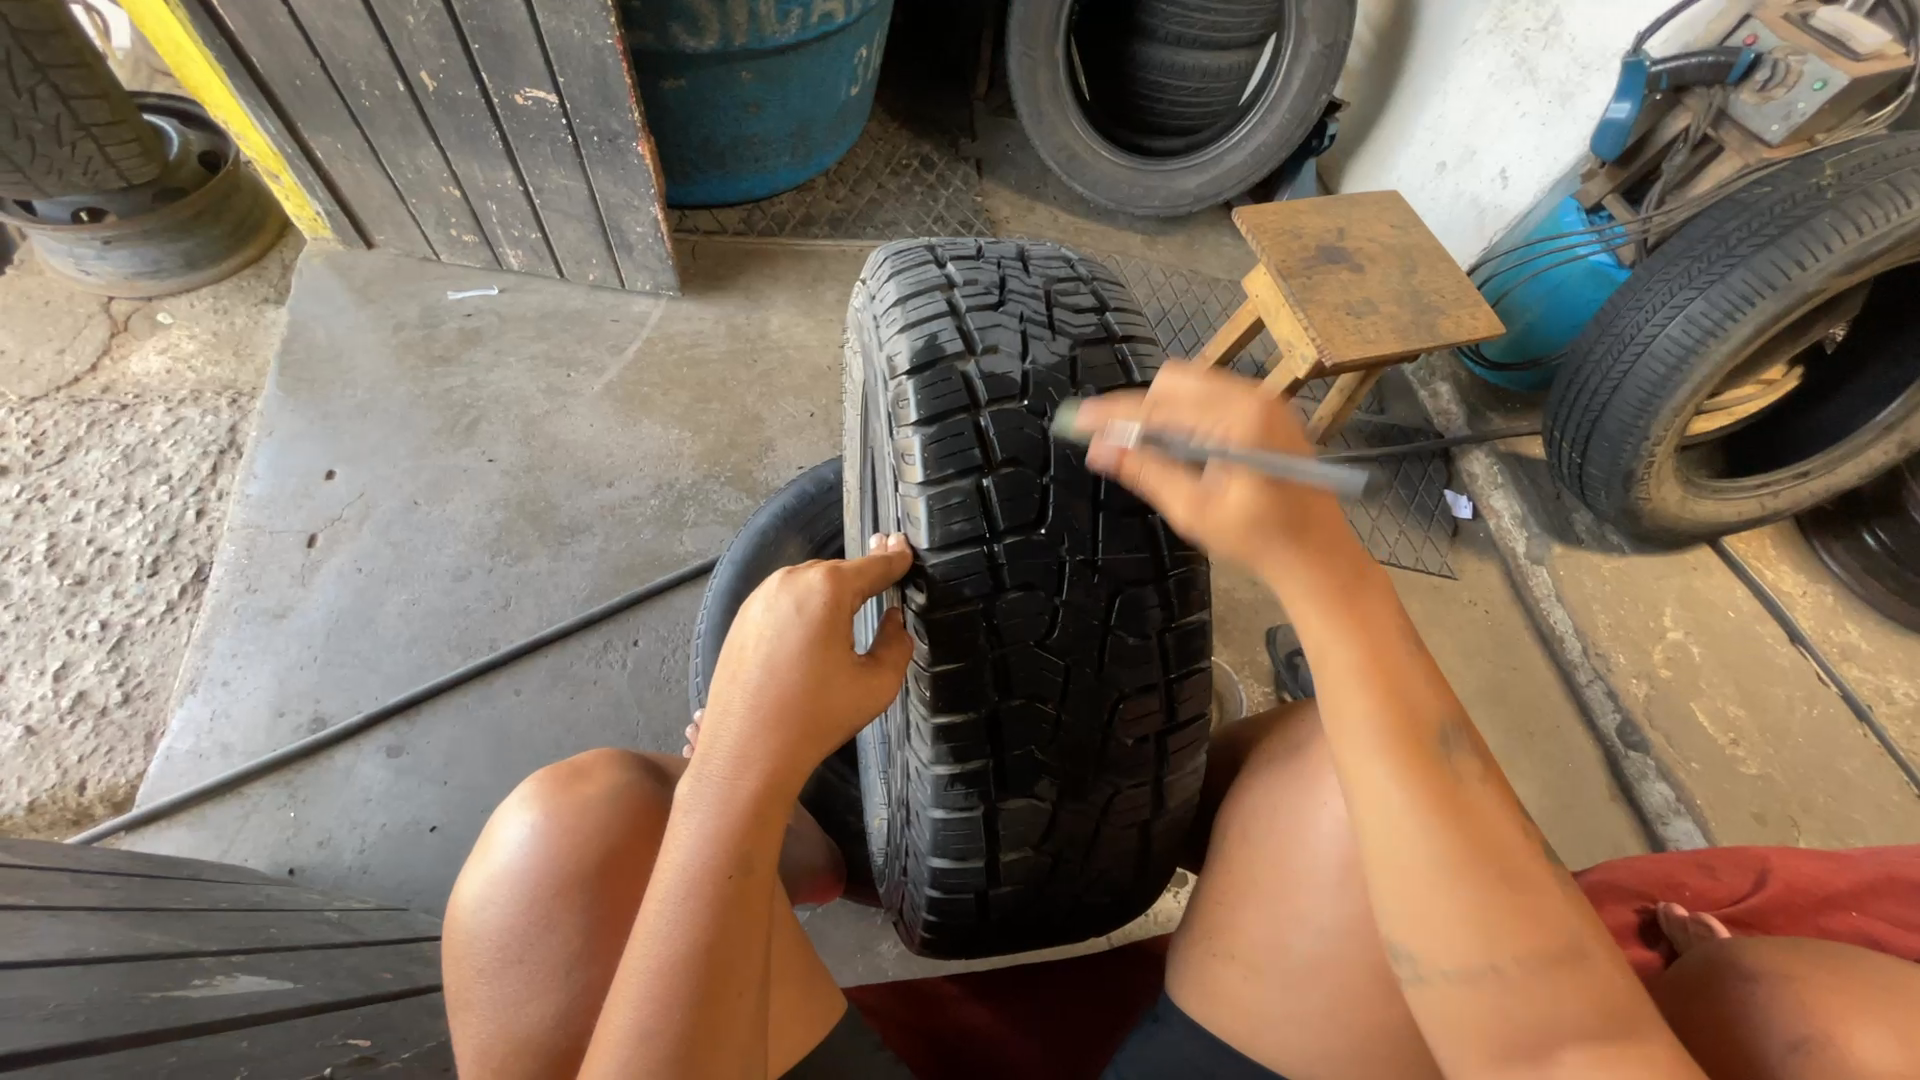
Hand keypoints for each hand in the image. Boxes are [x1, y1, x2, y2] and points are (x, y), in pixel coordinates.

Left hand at [694, 533, 912, 792]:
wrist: (747, 750)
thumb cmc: (816, 717)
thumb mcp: (876, 684)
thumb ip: (897, 644)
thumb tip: (894, 622)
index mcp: (827, 589)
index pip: (873, 566)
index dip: (895, 559)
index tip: (906, 548)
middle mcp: (790, 581)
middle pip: (838, 572)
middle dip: (861, 579)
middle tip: (884, 585)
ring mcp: (760, 597)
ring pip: (808, 584)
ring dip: (830, 595)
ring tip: (849, 617)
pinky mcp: (742, 618)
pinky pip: (784, 601)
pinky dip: (803, 609)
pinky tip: (812, 637)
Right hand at [1070, 361, 1352, 581]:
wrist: (1319, 555)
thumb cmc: (1260, 541)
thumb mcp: (1194, 511)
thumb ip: (1146, 472)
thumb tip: (1099, 449)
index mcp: (1239, 420)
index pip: (1159, 406)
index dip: (1113, 415)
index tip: (1077, 420)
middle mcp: (1254, 397)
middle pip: (1174, 382)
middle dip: (1139, 409)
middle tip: (1114, 443)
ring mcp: (1266, 401)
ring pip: (1191, 386)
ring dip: (1162, 412)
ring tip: (1146, 450)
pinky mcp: (1269, 412)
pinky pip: (1212, 397)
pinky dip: (1186, 415)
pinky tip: (1180, 449)